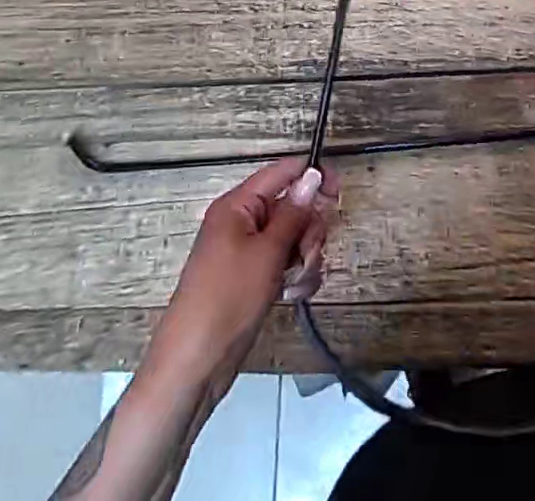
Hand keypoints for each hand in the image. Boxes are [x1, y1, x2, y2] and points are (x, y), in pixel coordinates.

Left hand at [146, 157, 338, 385]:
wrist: (196, 362)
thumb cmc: (228, 298)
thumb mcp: (267, 252)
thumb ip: (294, 212)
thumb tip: (312, 175)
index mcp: (238, 205)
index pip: (282, 173)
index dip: (312, 176)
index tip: (339, 192)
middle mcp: (243, 222)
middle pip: (292, 206)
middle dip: (309, 229)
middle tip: (307, 254)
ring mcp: (248, 250)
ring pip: (294, 236)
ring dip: (305, 256)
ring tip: (296, 281)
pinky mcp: (254, 275)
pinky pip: (286, 260)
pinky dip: (296, 274)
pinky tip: (293, 293)